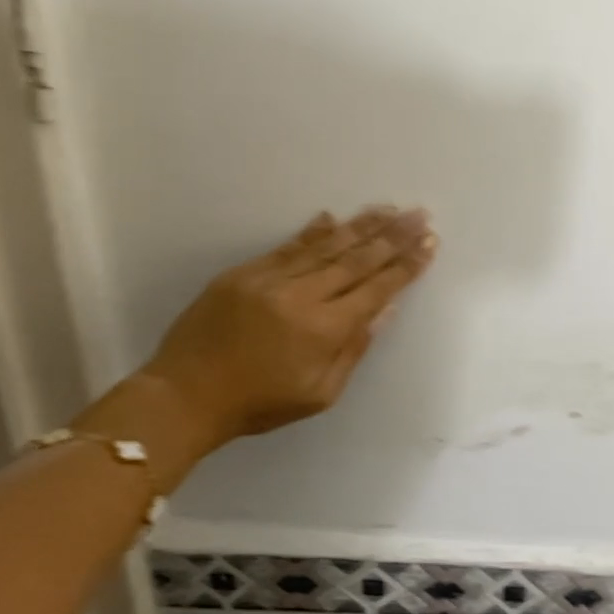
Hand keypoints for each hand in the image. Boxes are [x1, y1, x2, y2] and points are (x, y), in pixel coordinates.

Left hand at [138, 206, 437, 447]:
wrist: (184, 395)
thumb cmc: (259, 404)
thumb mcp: (319, 394)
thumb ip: (353, 349)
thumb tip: (384, 311)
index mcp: (323, 329)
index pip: (376, 289)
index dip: (406, 266)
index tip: (429, 244)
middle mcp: (301, 296)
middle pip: (357, 259)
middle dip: (393, 236)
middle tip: (420, 214)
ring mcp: (270, 280)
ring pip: (325, 246)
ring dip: (361, 226)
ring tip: (389, 209)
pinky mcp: (243, 274)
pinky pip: (287, 247)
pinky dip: (313, 232)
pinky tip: (334, 217)